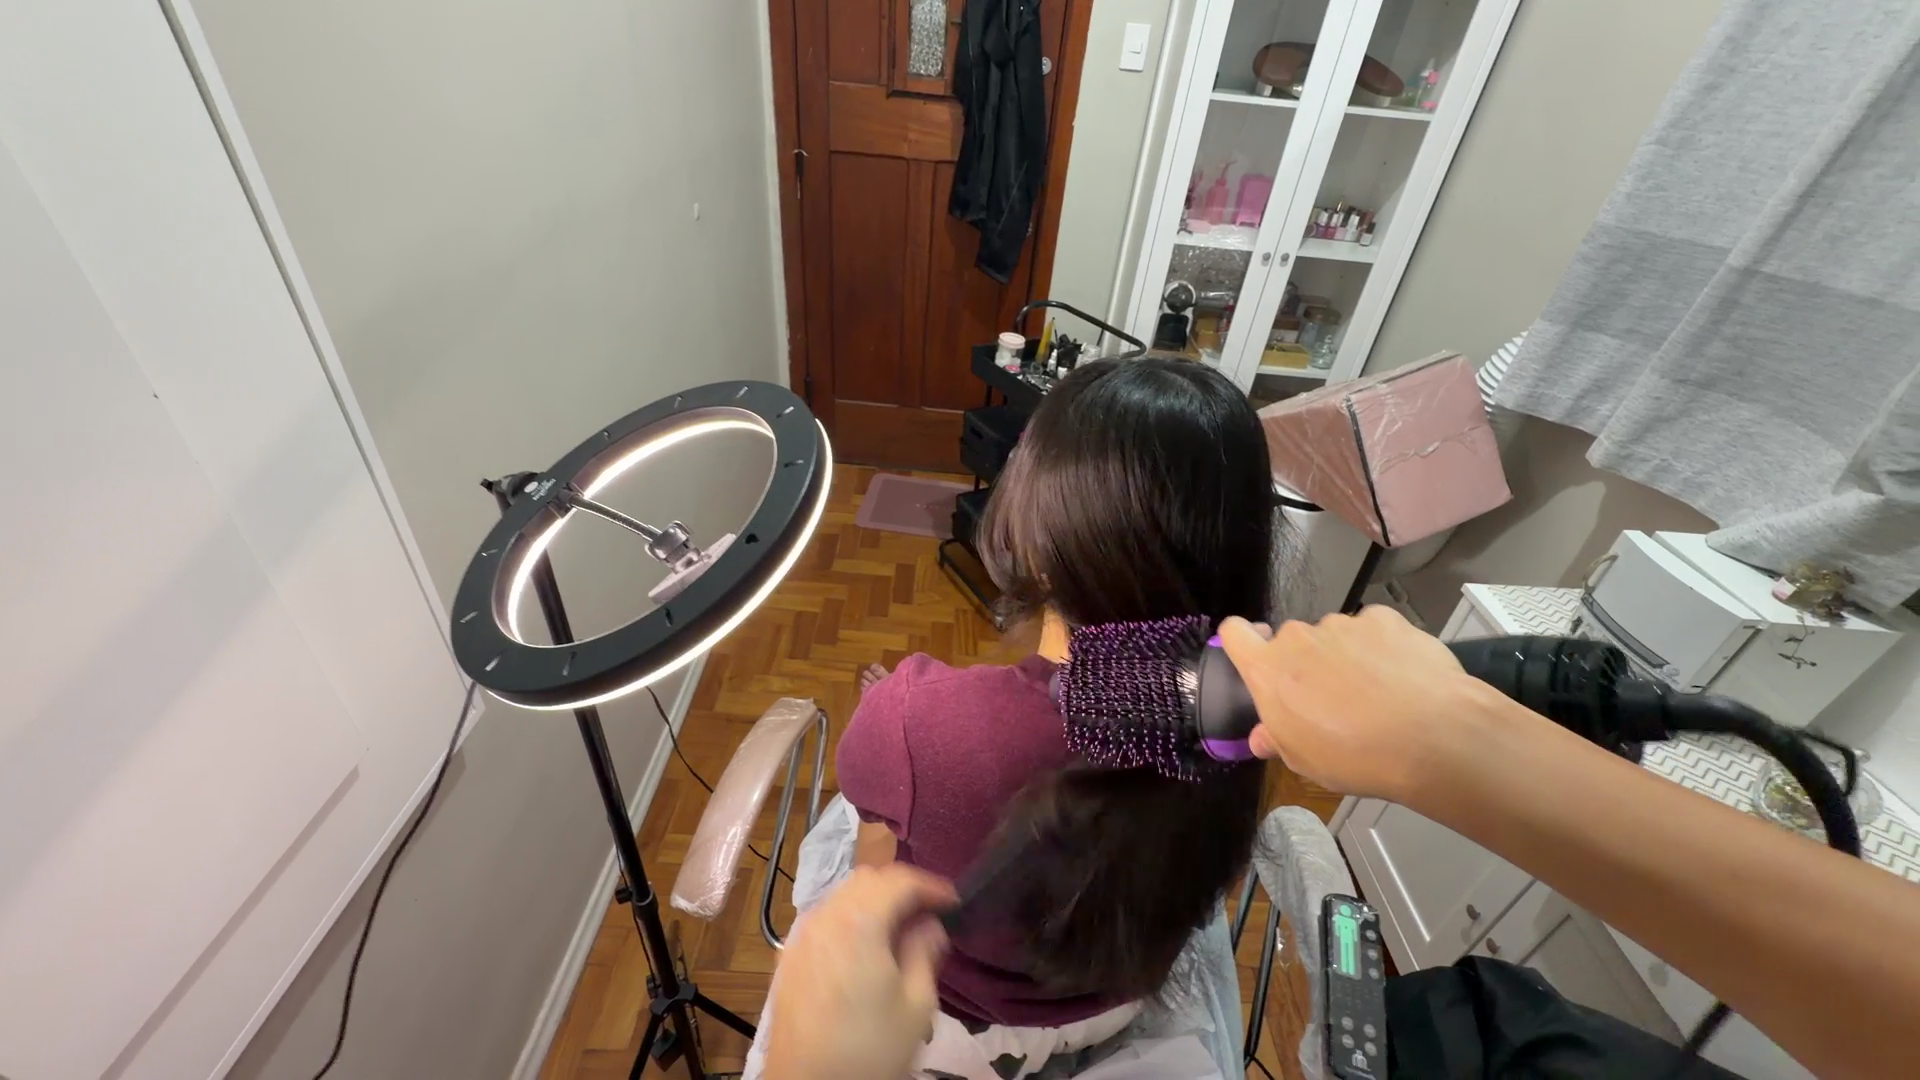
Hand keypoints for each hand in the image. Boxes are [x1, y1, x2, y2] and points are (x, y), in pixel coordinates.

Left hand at [764, 865, 956, 1079]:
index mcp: (860, 920)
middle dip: (901, 888)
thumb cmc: (869, 1050)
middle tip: (927, 914)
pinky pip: (824, 918)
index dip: (931, 886)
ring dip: (873, 901)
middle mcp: (826, 915)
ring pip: (843, 895)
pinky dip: (848, 918)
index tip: (954, 902)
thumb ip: (925, 952)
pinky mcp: (788, 957)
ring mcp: (802, 934)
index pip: (901, 880)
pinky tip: (862, 949)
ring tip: (897, 930)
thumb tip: (928, 925)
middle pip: (869, 879)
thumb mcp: (916, 1006)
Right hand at [1217, 606, 1492, 801]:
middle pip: (1291, 641)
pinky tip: (1401, 674)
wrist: (1431, 738)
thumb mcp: (1304, 761)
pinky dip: (1381, 646)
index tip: (1258, 656)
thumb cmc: (1354, 755)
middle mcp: (1298, 638)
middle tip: (1332, 698)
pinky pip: (1373, 628)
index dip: (1243, 641)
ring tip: (1377, 690)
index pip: (1234, 633)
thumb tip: (1263, 738)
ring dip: (1345, 655)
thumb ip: (1277, 740)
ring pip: (1334, 636)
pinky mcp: (1384, 619)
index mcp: (1268, 670)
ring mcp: (1342, 625)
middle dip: (1306, 663)